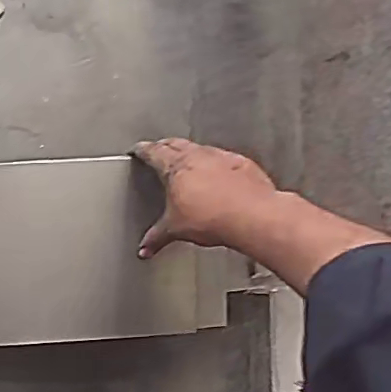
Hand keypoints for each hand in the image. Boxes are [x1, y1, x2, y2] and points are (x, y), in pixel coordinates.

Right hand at [132, 138, 280, 258]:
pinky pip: (224, 159)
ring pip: (200, 149)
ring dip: (191, 153)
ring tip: (187, 163)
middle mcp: (198, 157)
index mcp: (175, 167)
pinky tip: (218, 177)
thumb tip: (146, 247)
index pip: (154, 153)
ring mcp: (222, 158)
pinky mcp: (242, 164)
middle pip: (176, 144)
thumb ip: (156, 237)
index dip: (143, 150)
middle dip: (165, 146)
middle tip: (159, 149)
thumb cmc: (213, 217)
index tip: (139, 149)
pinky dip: (216, 164)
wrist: (251, 216)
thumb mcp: (174, 230)